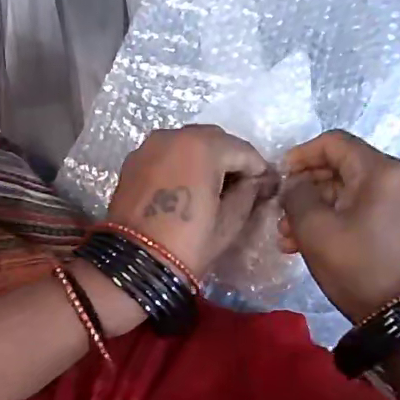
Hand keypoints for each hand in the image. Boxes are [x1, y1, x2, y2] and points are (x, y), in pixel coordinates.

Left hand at [109, 125, 279, 275]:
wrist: (135, 263)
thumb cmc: (188, 244)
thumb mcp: (229, 221)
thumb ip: (249, 192)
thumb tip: (257, 181)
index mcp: (202, 146)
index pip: (243, 151)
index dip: (258, 170)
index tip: (267, 187)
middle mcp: (174, 136)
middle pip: (213, 140)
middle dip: (230, 160)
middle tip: (241, 187)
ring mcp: (149, 146)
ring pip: (187, 144)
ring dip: (204, 159)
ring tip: (213, 187)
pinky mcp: (132, 161)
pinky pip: (166, 154)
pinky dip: (180, 164)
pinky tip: (187, 187)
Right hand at [279, 130, 399, 320]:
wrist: (399, 310)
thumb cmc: (356, 264)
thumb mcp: (315, 229)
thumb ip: (296, 196)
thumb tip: (294, 184)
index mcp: (381, 171)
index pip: (335, 143)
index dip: (301, 154)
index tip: (279, 175)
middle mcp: (397, 178)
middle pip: (341, 167)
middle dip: (305, 187)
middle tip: (280, 211)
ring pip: (347, 191)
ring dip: (314, 207)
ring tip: (287, 236)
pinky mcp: (399, 222)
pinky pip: (360, 208)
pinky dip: (333, 218)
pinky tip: (306, 242)